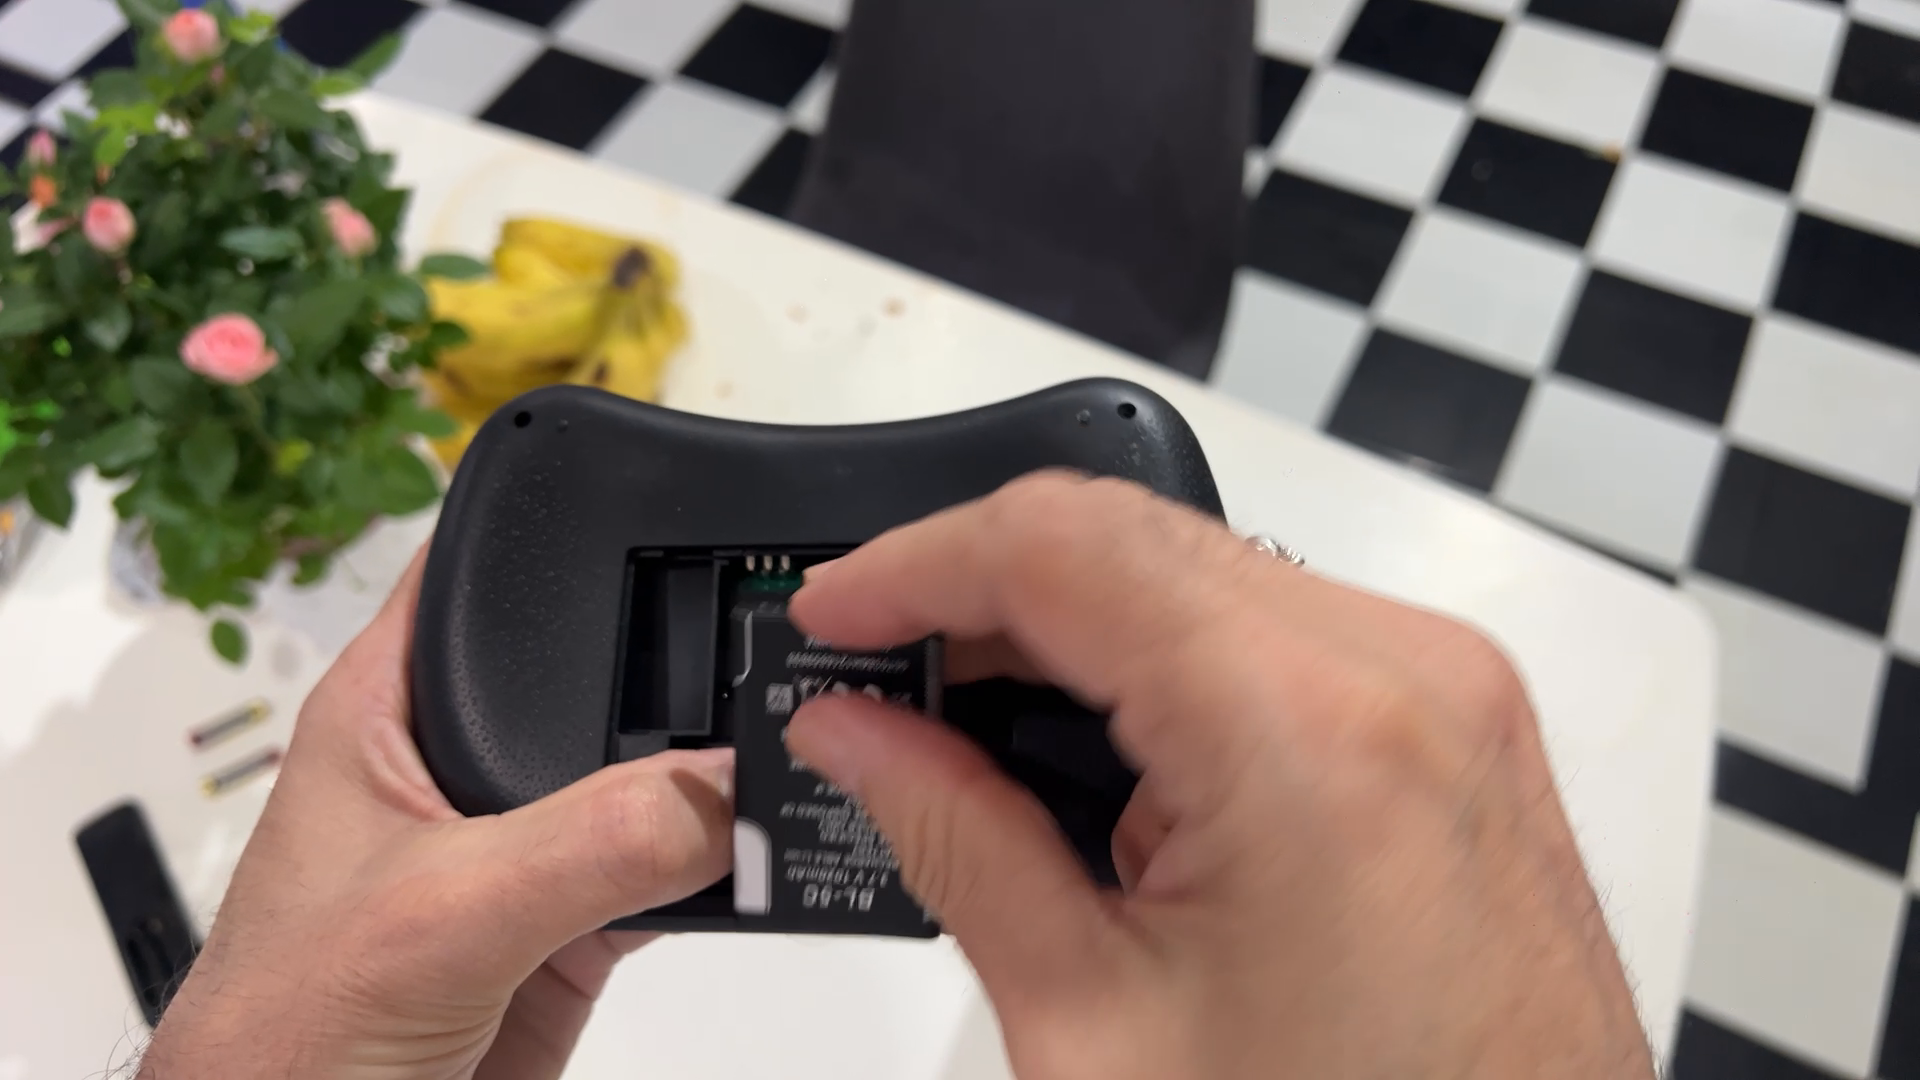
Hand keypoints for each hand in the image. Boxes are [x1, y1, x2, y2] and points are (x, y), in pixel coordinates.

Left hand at [140, 549, 732, 1078]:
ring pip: (661, 760)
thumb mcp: (433, 920)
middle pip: (609, 664)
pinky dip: (735, 845)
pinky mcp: (597, 895)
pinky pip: (691, 844)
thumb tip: (727, 788)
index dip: (580, 535)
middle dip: (689, 658)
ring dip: (719, 765)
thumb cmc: (280, 1057)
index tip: (690, 529)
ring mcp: (546, 826)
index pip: (495, 574)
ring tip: (785, 750)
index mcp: (402, 702)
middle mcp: (482, 751)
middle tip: (773, 656)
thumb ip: (586, 841)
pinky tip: (768, 836)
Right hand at [785, 473, 1654, 1078]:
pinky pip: (1235, 611)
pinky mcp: (1422, 706)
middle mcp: (1390, 668)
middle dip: (972, 579)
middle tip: (880, 659)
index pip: (1058, 550)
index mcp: (1303, 732)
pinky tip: (1070, 711)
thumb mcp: (1090, 1025)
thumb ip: (951, 836)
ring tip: (958, 694)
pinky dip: (1128, 637)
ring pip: (1172, 560)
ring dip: (1048, 608)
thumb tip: (848, 731)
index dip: (917, 563)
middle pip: (1115, 534)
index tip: (833, 608)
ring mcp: (1423, 678)